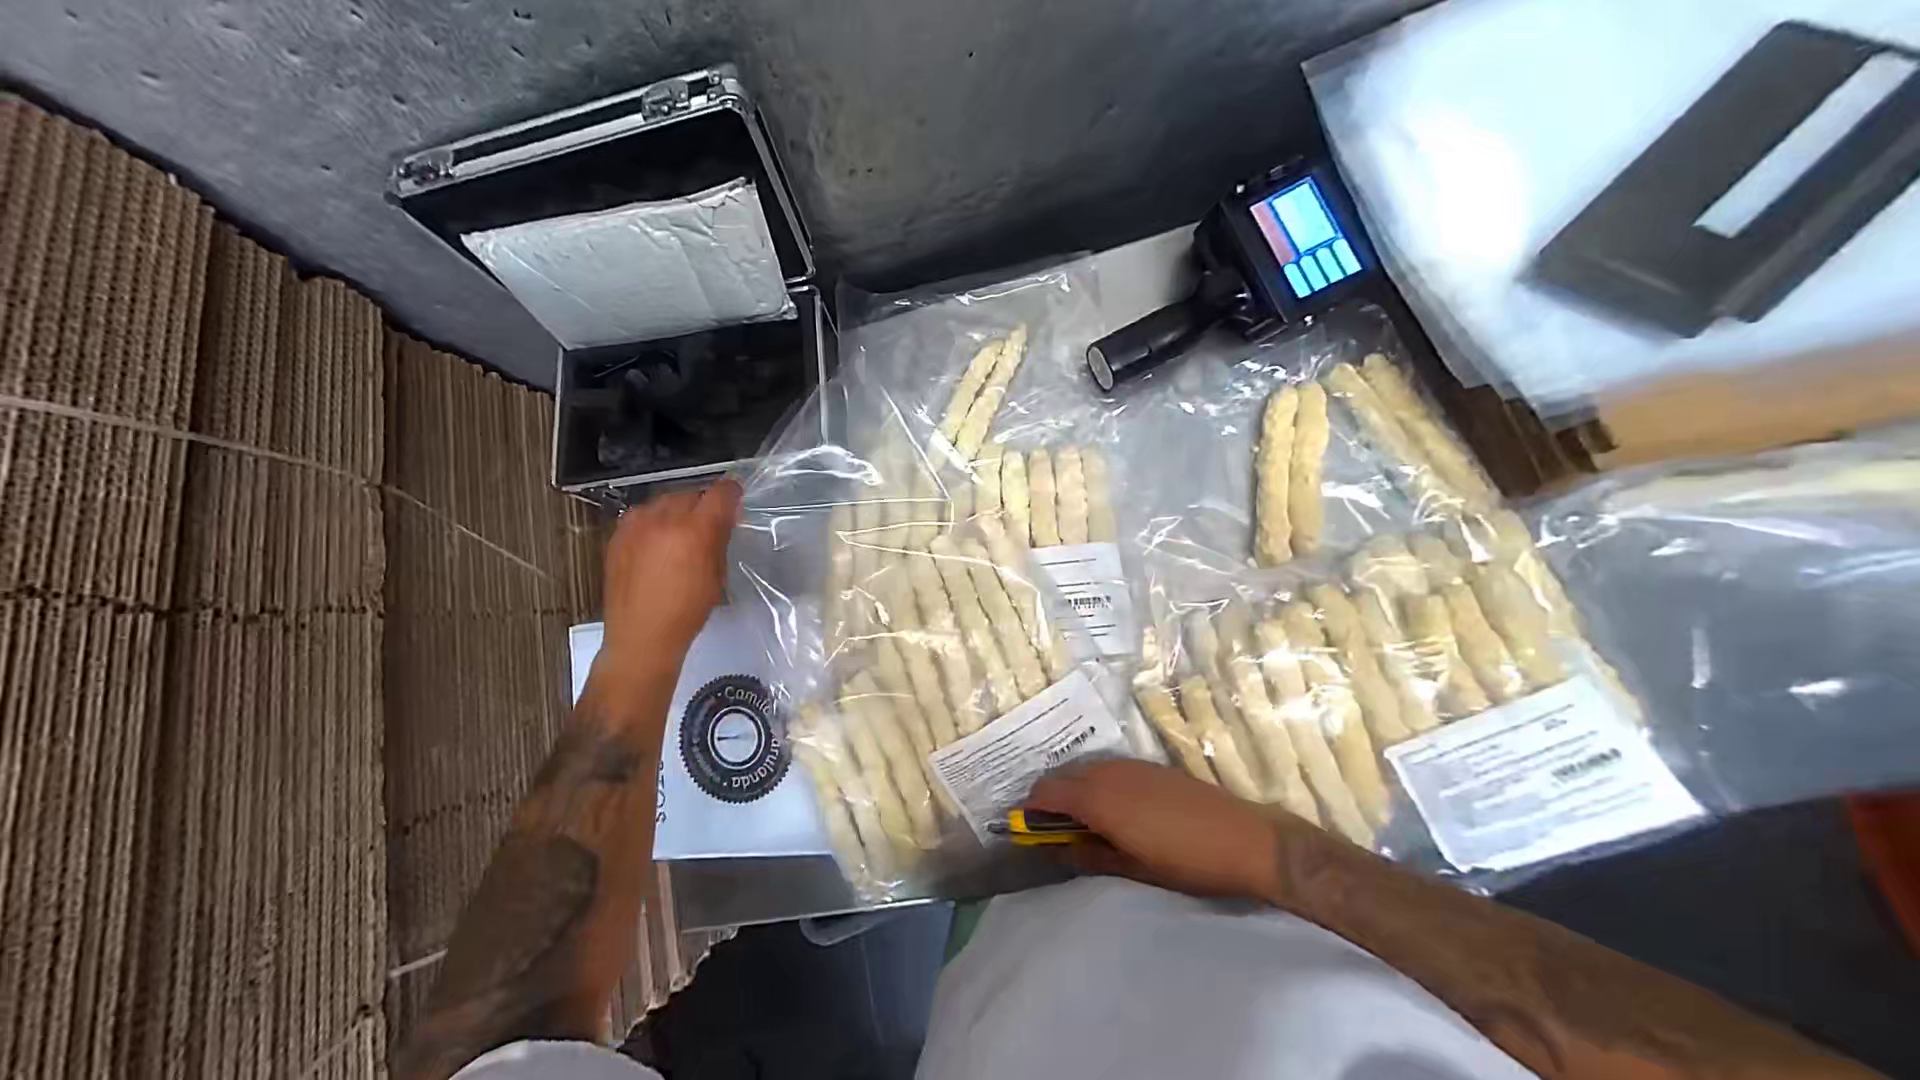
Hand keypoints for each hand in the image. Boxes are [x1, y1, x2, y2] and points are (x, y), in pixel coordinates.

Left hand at [601, 478, 742, 663]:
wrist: (642, 635)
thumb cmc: (687, 611)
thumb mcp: (717, 575)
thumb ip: (720, 540)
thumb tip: (724, 520)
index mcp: (696, 530)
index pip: (720, 493)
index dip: (732, 493)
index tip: (735, 500)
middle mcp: (664, 519)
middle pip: (691, 493)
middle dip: (703, 505)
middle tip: (708, 525)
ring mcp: (636, 525)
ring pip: (664, 501)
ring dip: (677, 511)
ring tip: (679, 534)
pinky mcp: (617, 535)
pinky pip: (641, 515)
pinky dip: (653, 521)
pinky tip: (657, 542)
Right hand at [1026, 758, 1299, 899]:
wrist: (1245, 839)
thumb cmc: (1186, 862)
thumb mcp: (1134, 868)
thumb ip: (1091, 856)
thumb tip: (1061, 849)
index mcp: (1099, 799)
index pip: (1047, 792)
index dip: (1031, 808)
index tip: (1025, 826)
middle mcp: (1109, 773)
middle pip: (1063, 777)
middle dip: (1051, 798)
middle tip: (1052, 827)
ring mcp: (1131, 765)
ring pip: (1087, 769)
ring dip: (1075, 789)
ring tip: (1082, 820)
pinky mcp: (1150, 766)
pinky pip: (1109, 768)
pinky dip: (1097, 782)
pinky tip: (1112, 807)